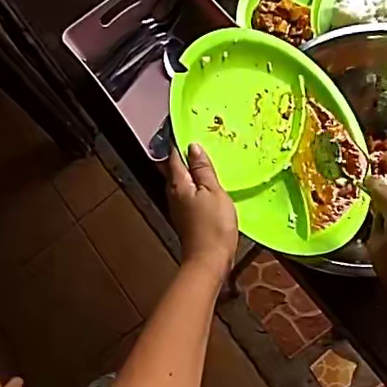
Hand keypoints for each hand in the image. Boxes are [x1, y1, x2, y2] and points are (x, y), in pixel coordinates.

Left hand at [168, 143, 236, 272]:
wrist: (209, 261)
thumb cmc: (214, 226)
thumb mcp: (214, 192)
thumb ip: (203, 169)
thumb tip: (193, 147)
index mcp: (178, 184)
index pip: (174, 155)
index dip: (177, 140)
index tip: (182, 126)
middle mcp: (172, 193)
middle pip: (173, 168)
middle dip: (181, 153)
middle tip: (195, 139)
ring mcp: (177, 207)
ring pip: (180, 181)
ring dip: (188, 168)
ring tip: (202, 157)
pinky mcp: (185, 217)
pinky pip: (186, 193)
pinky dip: (193, 183)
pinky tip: (205, 182)